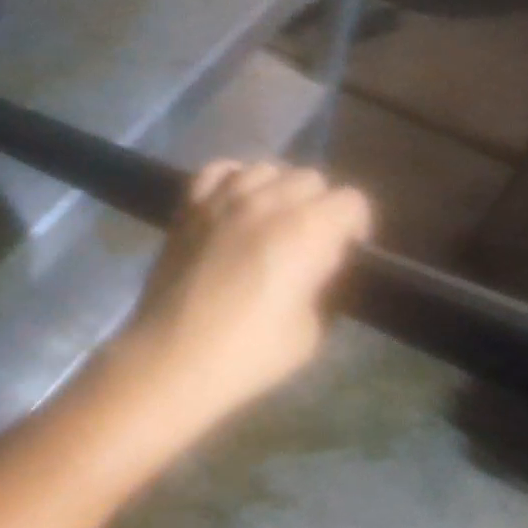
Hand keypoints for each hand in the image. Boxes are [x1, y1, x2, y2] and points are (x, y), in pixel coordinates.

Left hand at [107, 159, 372, 426]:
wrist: (171, 358)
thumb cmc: (247, 355)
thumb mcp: (310, 333)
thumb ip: (324, 290)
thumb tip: (323, 271)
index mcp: (307, 230)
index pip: (351, 202)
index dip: (355, 226)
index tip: (347, 250)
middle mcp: (268, 201)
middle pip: (310, 179)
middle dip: (319, 206)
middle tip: (310, 241)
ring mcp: (223, 198)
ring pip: (266, 169)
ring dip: (278, 190)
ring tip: (271, 222)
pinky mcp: (189, 207)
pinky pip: (219, 171)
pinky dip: (234, 180)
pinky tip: (235, 204)